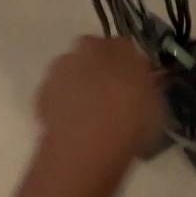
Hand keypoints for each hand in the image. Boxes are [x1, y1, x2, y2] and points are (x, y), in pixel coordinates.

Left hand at [35, 36, 162, 164]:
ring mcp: (63, 65)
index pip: (127, 46)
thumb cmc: (127, 128)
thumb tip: (141, 83)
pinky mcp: (42, 88)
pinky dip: (62, 98)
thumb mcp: (153, 107)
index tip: (132, 83)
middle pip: (97, 51)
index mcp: (122, 47)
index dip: (128, 65)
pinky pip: (57, 88)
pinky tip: (70, 121)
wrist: (83, 150)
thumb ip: (146, 87)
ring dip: (79, 80)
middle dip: (101, 67)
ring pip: (74, 67)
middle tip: (109, 94)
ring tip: (87, 111)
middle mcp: (90, 47)